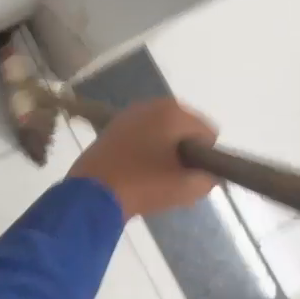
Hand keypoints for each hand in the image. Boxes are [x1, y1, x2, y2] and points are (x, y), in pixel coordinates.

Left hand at [69, 98, 217, 220]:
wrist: (91, 193)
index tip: (190, 175)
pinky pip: (141, 138)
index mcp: (173, 111)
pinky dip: (144, 151)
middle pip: (182, 130)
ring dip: (163, 151)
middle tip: (174, 177)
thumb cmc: (143, 185)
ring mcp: (127, 115)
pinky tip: (138, 171)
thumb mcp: (187, 188)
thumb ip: (208, 179)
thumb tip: (207, 175)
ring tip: (155, 177)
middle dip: (184, 152)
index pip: (207, 133)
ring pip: (161, 134)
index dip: (205, 157)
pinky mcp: (111, 128)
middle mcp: (150, 105)